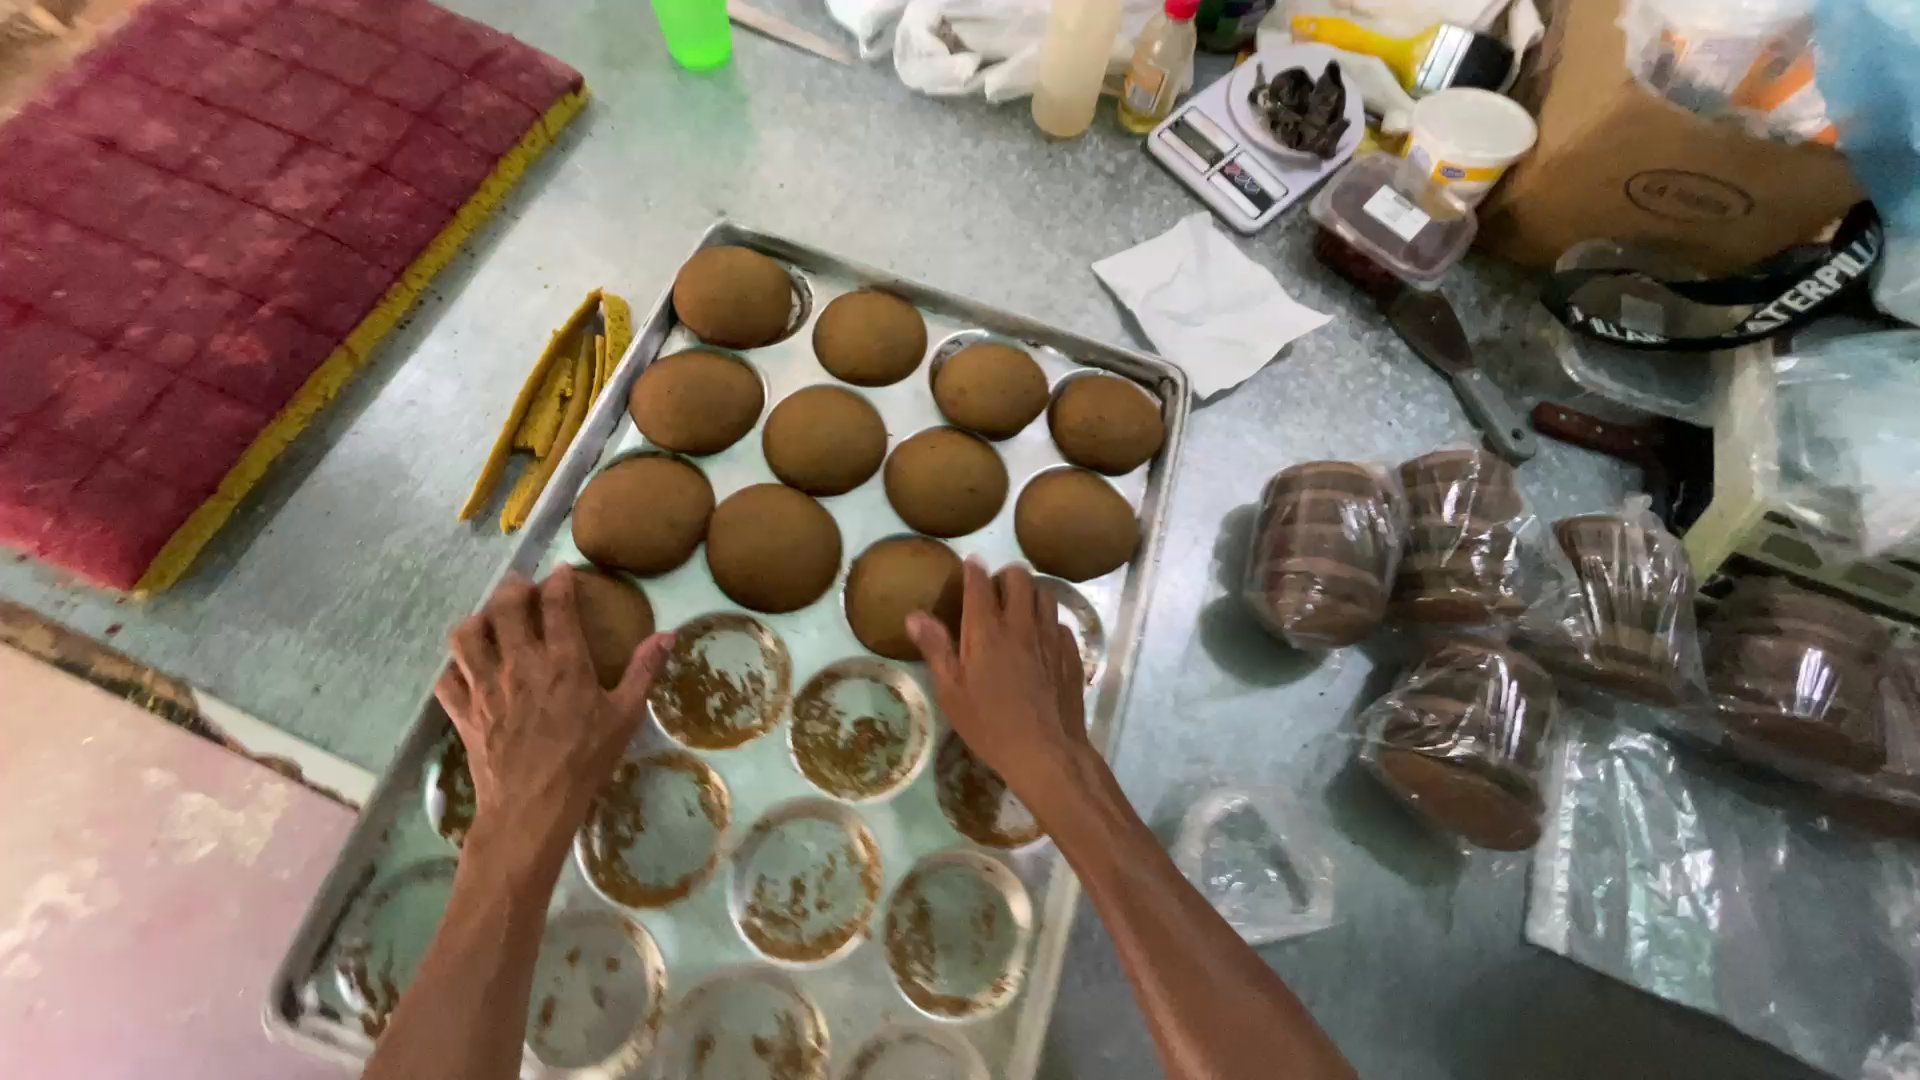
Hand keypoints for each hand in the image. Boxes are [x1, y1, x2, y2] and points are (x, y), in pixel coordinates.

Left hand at [434, 567, 673, 844]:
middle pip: (504, 608)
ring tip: (490, 620)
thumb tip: (668, 635)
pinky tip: (469, 669)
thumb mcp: (626, 714)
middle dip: (512, 588)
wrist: (532, 806)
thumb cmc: (586, 759)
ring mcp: (484, 687)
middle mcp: (519, 664)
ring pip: (465, 635)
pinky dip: (455, 667)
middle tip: (521, 585)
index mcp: (563, 662)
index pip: (555, 605)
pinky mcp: (462, 711)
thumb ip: (644, 670)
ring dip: (477, 620)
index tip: (563, 572)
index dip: (559, 582)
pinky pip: (447, 677)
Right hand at [906, 560, 1090, 806]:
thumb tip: (914, 615)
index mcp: (987, 630)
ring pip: (1045, 592)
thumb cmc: (990, 725)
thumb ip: (936, 648)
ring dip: (1029, 592)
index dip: (973, 569)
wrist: (1047, 752)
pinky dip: (1047, 620)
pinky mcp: (1071, 651)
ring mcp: (1051, 636)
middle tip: (993, 591)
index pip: (979, 582)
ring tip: (1018, 608)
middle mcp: (1021, 624)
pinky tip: (1040, 639)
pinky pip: (1060, 621)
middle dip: (1004, 575)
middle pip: (1018, 577)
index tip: (969, 565)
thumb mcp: (952, 692)